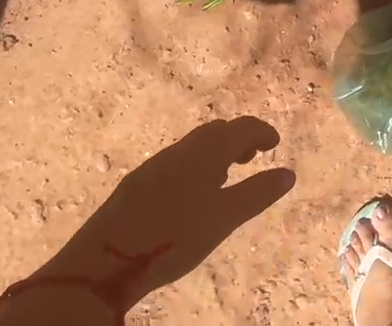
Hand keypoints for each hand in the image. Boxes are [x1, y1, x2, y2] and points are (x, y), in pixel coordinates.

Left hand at [0, 116, 295, 320]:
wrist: (102, 263)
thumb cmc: (171, 238)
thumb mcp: (223, 219)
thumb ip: (257, 193)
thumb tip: (288, 174)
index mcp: (206, 152)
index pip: (241, 127)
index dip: (261, 131)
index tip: (274, 142)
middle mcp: (181, 150)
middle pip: (216, 132)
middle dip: (237, 139)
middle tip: (251, 156)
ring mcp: (154, 166)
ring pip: (193, 146)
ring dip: (214, 152)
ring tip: (224, 176)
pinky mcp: (135, 185)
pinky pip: (175, 162)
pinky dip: (194, 165)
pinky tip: (190, 193)